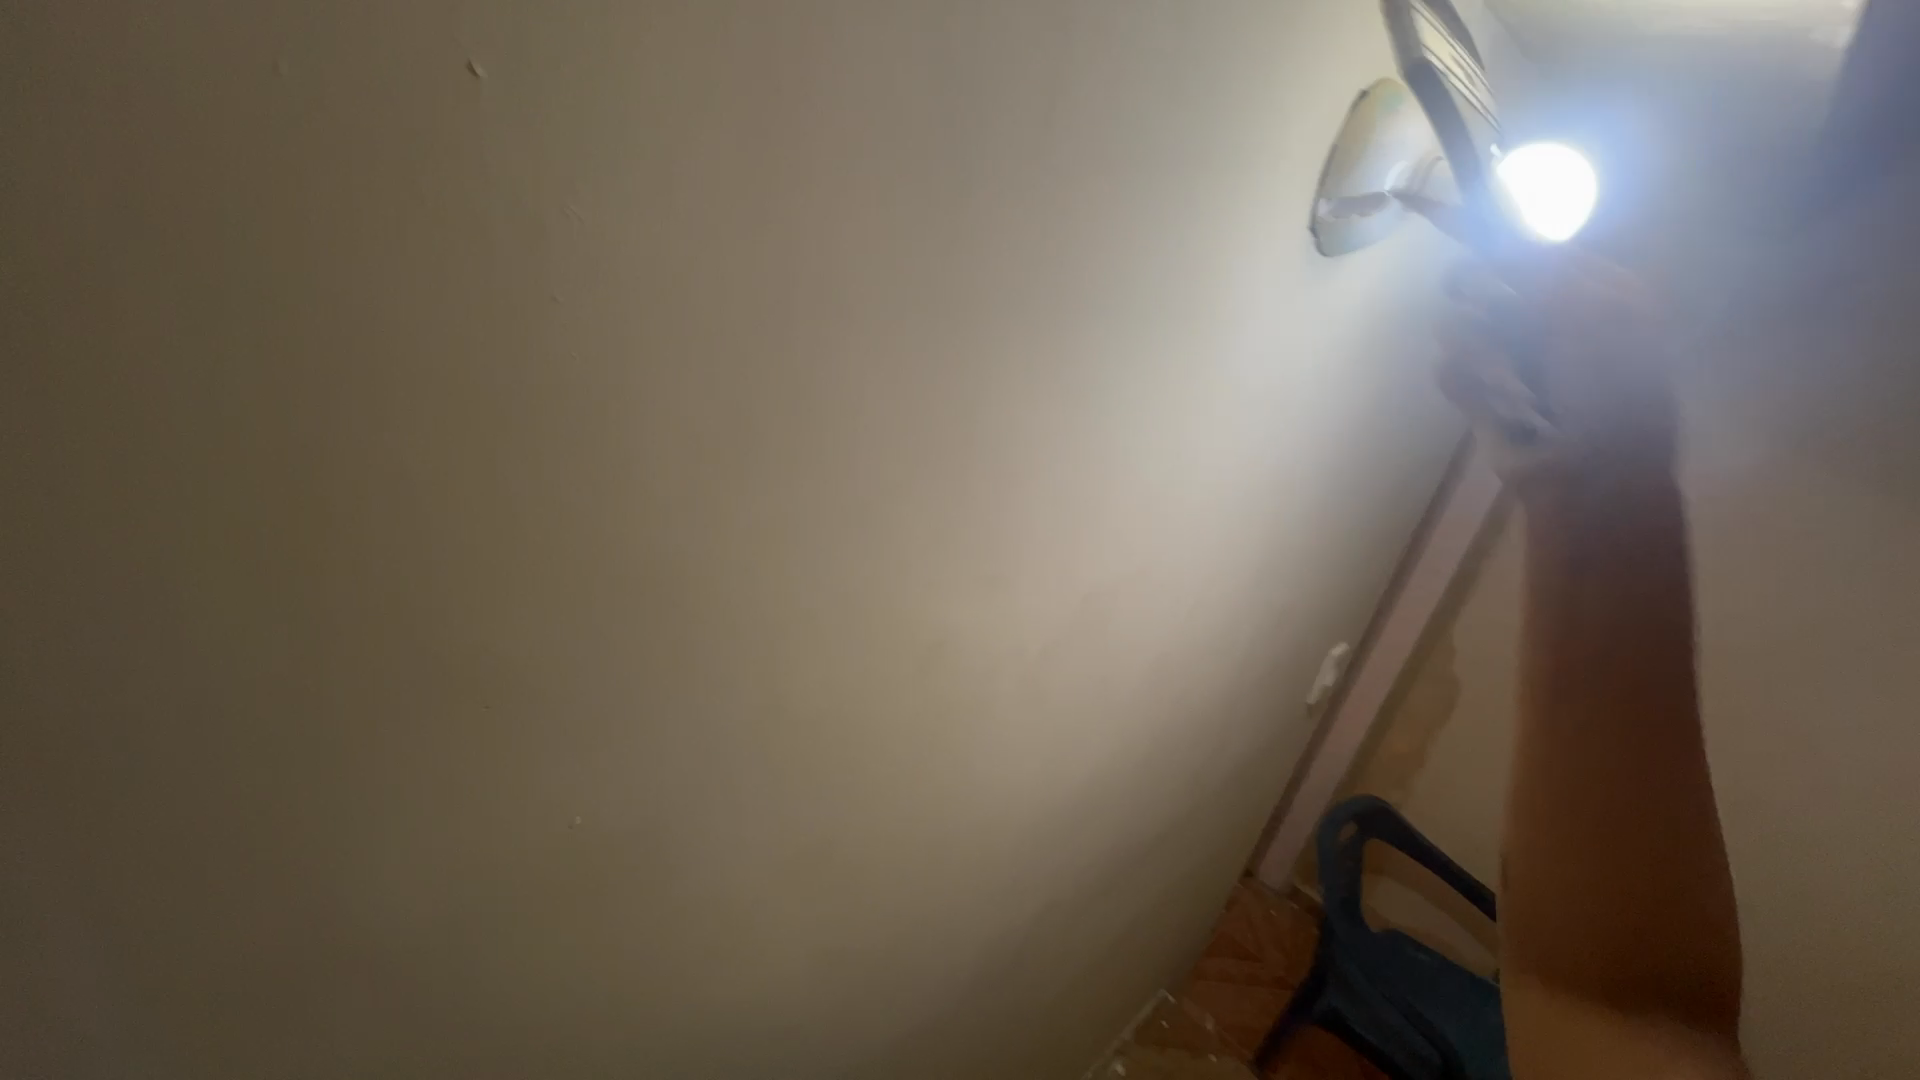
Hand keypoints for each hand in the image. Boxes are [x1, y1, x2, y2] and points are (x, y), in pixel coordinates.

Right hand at [1405, 197, 1678, 497]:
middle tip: (1511, 327)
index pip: (1517, 239)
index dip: (1473, 220)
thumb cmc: (1607, 387)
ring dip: (1485, 355)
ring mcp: (1504, 351)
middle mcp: (1537, 311)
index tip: (1418, 201)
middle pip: (1473, 279)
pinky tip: (1500, 404)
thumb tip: (1497, 222)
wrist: (1587, 469)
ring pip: (1455, 325)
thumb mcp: (1589, 310)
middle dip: (1484, 299)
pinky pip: (1447, 367)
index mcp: (1581, 284)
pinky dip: (1471, 385)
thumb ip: (1540, 263)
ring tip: (1518, 386)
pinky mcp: (1476, 387)